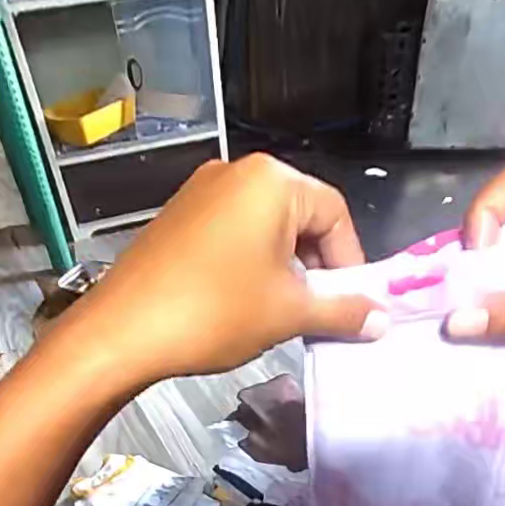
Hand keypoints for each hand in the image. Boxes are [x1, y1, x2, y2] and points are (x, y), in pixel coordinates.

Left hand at [51, 154, 383, 385]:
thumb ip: (343, 312)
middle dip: (318, 267)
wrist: (124, 332)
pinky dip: (255, 266)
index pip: (335, 214)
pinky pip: (236, 235)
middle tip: (320, 311)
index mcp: (271, 182)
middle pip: (302, 217)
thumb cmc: (215, 312)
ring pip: (269, 229)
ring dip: (288, 270)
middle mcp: (237, 173)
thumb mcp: (290, 313)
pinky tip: (248, 303)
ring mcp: (203, 192)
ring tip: (284, 313)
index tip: (353, 304)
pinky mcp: (181, 217)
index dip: (351, 262)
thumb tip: (380, 320)